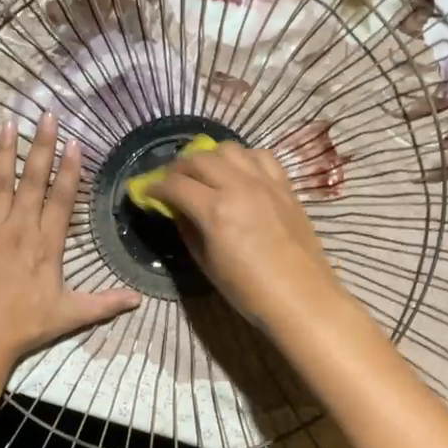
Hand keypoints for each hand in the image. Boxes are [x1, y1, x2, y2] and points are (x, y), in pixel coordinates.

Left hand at [0, 114, 140, 367]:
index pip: (62, 199)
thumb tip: (138, 300)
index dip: (70, 170)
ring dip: (4, 151)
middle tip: (47, 115)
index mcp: (47, 244)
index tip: (75, 142)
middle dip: (42, 146)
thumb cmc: (26, 326)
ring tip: (8, 122)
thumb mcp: (70, 314)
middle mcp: (20, 228)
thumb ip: (104, 303)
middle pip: (33, 180)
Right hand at [152, 142, 341, 331]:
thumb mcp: (206, 263)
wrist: (301, 298)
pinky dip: (242, 159)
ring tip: (204, 174)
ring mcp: (265, 183)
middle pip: (199, 159)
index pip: (175, 185)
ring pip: (229, 149)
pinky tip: (237, 173)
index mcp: (215, 211)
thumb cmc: (248, 290)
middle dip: (178, 168)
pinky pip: (260, 156)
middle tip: (171, 182)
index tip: (147, 192)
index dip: (155, 187)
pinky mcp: (285, 186)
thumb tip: (176, 210)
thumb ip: (188, 229)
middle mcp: (239, 187)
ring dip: (209, 158)